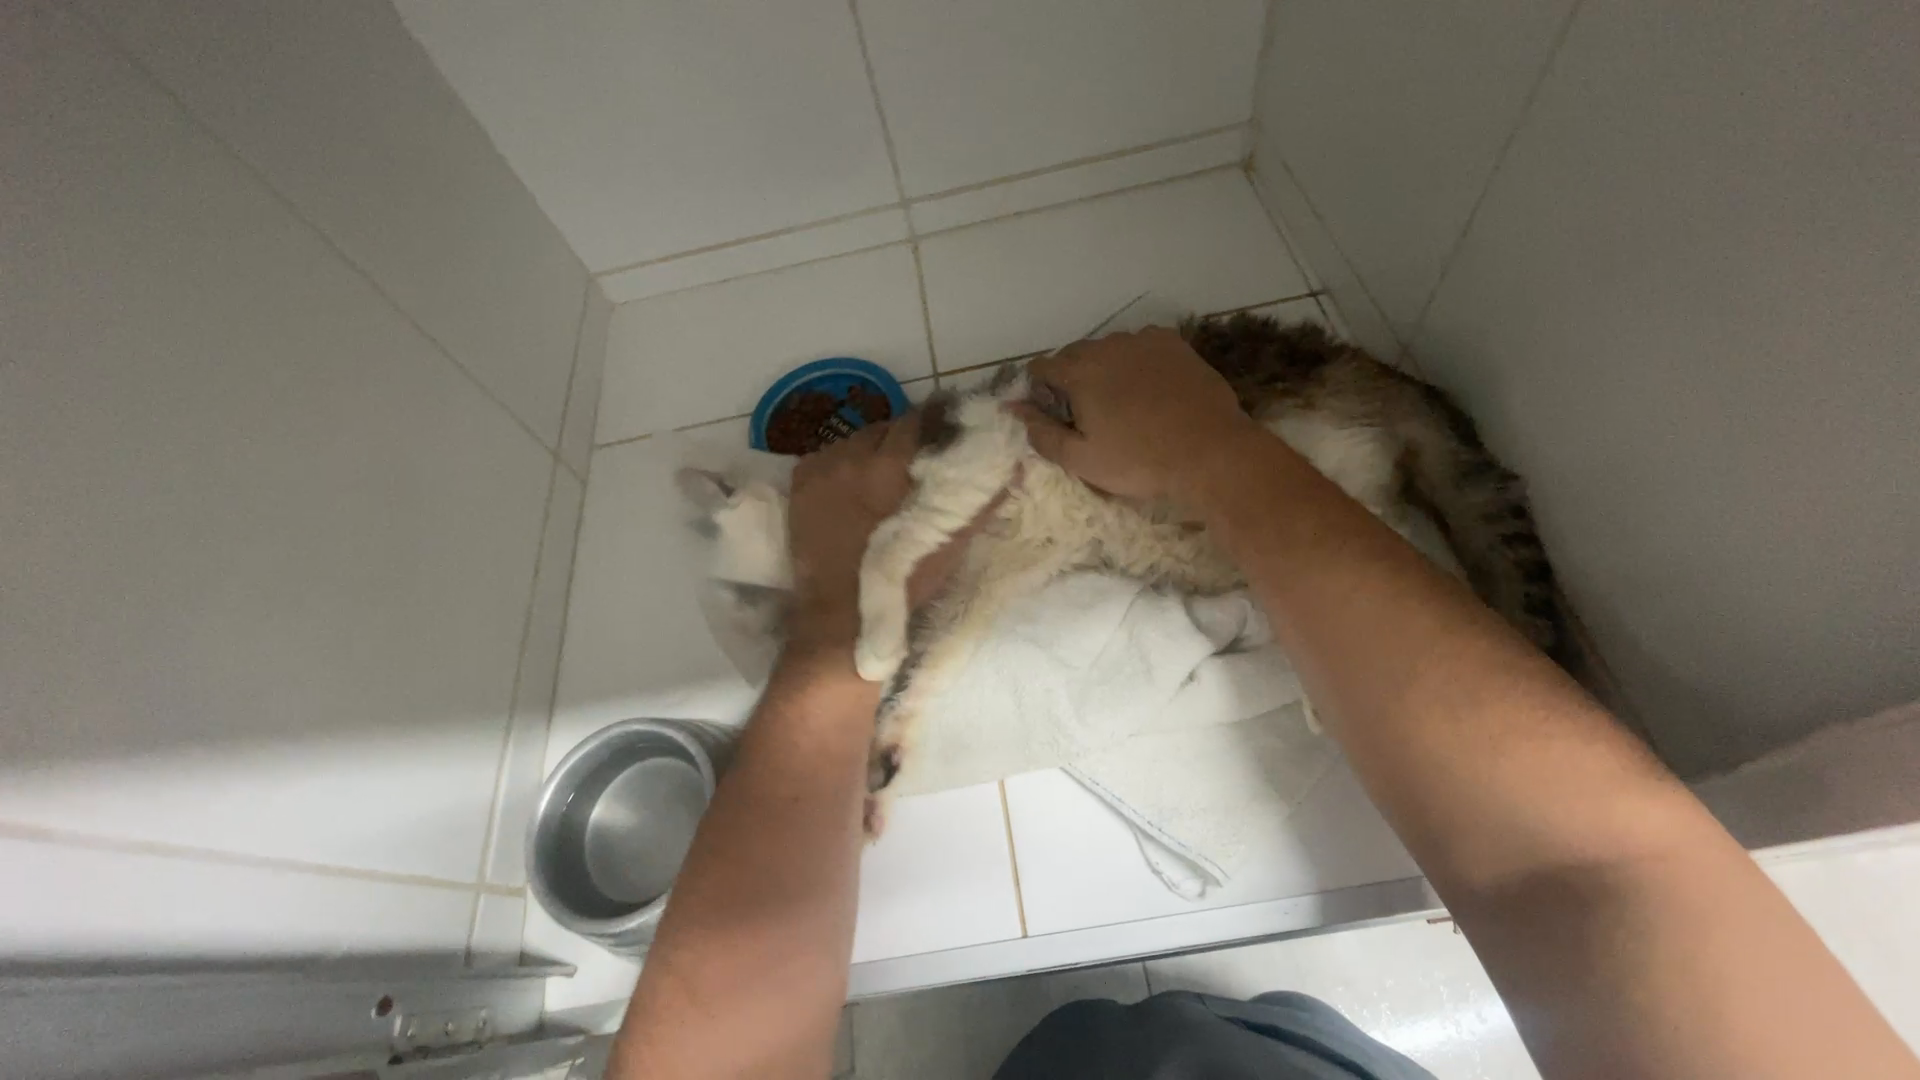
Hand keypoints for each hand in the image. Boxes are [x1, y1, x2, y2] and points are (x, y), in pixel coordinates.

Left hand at [784, 412, 975, 653]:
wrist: (837, 618)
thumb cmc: (899, 583)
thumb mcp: (947, 545)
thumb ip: (978, 503)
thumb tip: (1008, 467)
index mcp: (888, 468)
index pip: (916, 422)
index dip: (935, 422)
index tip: (948, 428)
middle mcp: (850, 458)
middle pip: (885, 429)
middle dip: (904, 439)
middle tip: (918, 459)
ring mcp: (820, 468)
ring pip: (855, 441)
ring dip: (873, 451)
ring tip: (885, 475)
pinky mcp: (800, 482)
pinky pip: (829, 456)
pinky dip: (845, 464)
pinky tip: (854, 487)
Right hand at [1015, 327, 1263, 502]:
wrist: (1210, 452)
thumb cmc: (1139, 462)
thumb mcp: (1081, 460)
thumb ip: (1042, 432)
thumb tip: (1014, 409)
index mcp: (1078, 373)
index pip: (1041, 368)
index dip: (1040, 391)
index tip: (1054, 414)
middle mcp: (1106, 347)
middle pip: (1074, 354)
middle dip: (1071, 378)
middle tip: (1088, 414)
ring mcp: (1143, 341)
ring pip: (1109, 349)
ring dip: (1105, 368)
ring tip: (1121, 401)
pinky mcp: (1173, 344)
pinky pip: (1141, 345)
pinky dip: (1136, 361)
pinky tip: (1149, 387)